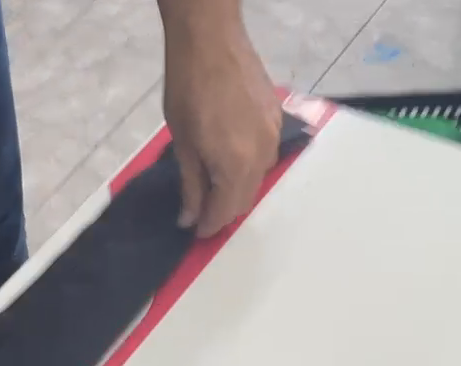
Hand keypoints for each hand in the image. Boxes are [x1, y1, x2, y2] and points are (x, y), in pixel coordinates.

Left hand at [159, 5, 280, 236]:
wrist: (210, 38)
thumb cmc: (188, 90)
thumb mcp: (183, 145)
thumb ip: (191, 186)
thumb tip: (190, 218)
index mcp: (236, 166)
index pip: (224, 211)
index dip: (208, 226)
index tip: (194, 231)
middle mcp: (261, 156)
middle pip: (244, 200)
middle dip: (222, 212)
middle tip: (200, 214)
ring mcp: (273, 136)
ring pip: (256, 180)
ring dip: (236, 192)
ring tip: (212, 190)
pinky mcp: (276, 118)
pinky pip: (264, 158)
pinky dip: (247, 170)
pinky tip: (230, 164)